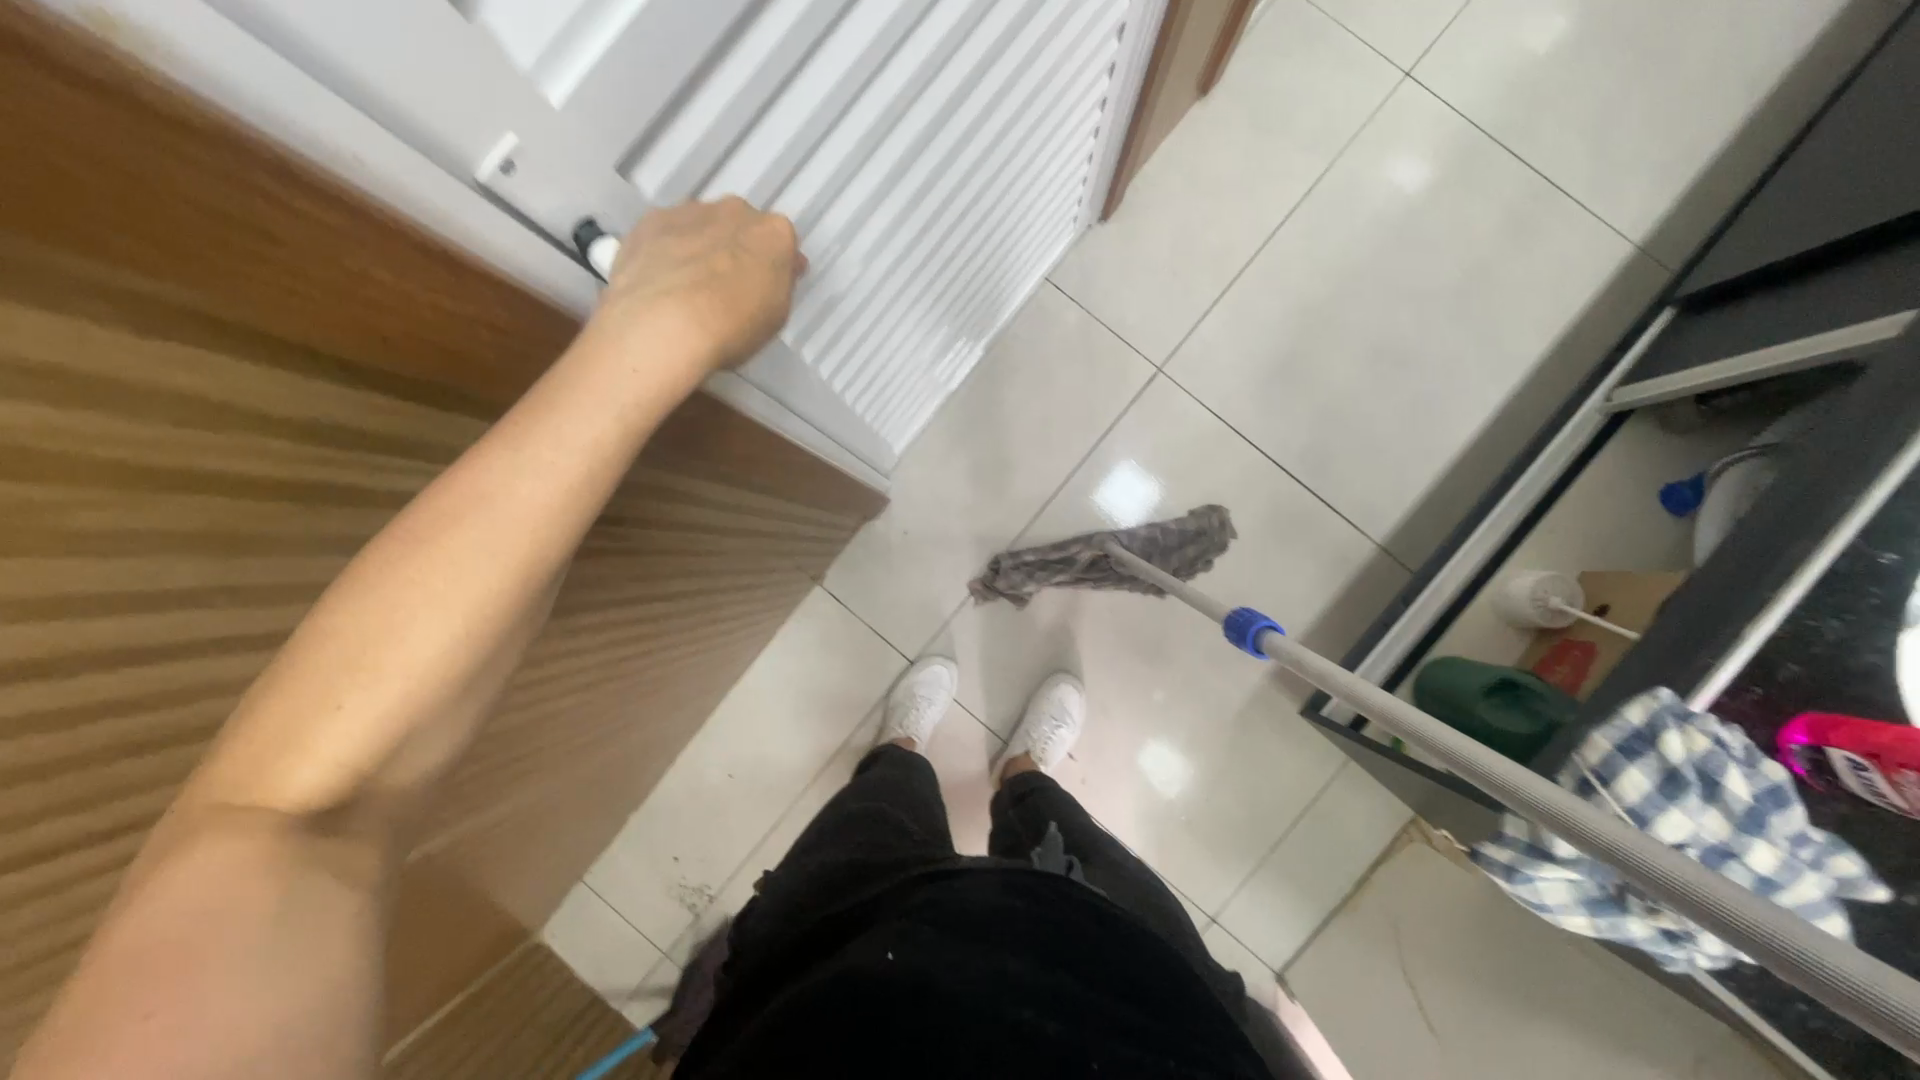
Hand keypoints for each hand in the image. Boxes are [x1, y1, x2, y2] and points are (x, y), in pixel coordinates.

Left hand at [592, 196, 806, 375]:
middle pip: (742, 226)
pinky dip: (668, 249)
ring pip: (703, 225)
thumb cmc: (733, 326)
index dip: (775, 266)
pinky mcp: (650, 221)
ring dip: (703, 246)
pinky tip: (661, 279)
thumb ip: (779, 284)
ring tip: (690, 286)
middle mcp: (735, 211)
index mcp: (773, 233)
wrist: (664, 325)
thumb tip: (777, 271)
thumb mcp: (776, 316)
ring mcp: (690, 212)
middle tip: (728, 286)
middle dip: (739, 249)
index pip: (782, 243)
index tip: (767, 288)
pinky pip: (668, 232)